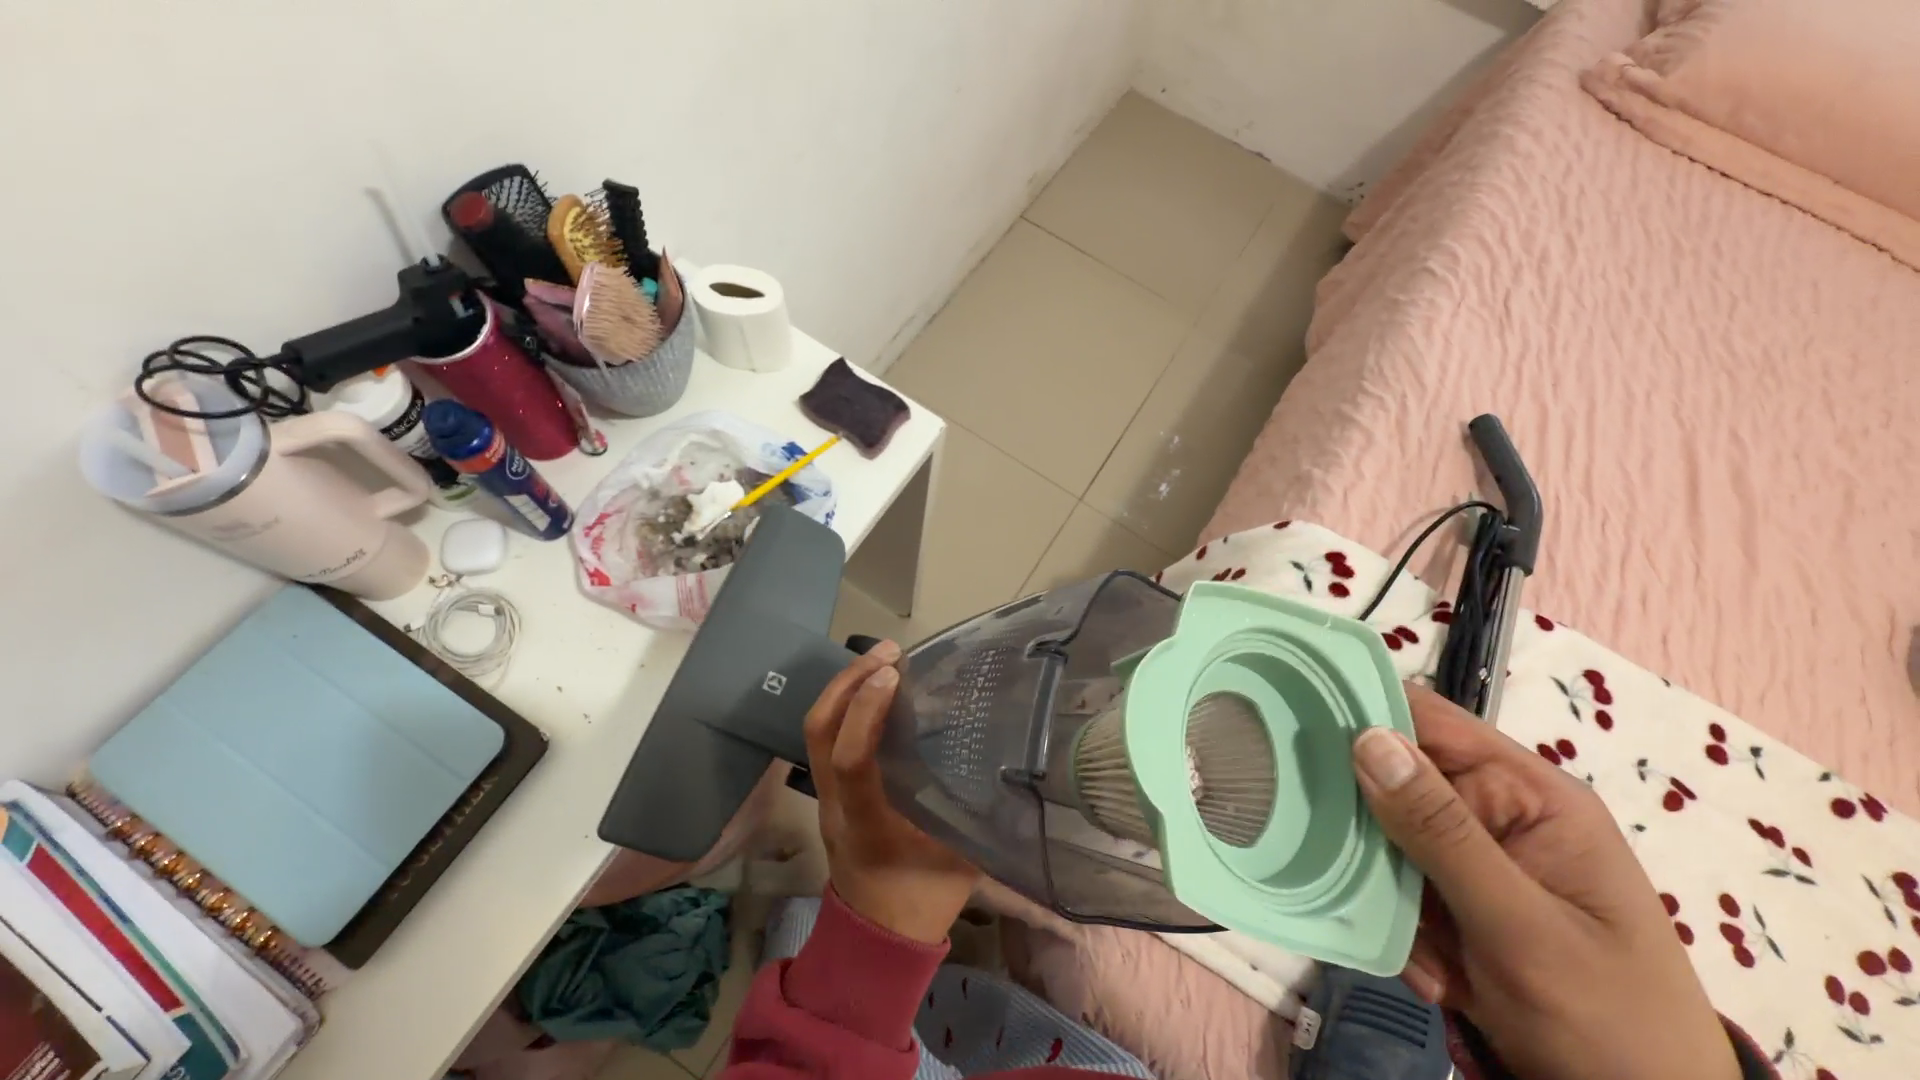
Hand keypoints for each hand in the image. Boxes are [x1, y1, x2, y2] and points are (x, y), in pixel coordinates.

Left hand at [802, 640, 979, 943]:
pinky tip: (876, 691)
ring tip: (881, 660)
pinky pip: (825, 739)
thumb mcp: (960, 858)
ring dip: (844, 688)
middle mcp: (836, 805)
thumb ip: (974, 809)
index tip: (894, 675)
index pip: (851, 760)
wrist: (878, 936)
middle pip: (818, 733)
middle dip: (848, 683)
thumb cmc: (925, 898)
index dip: (866, 711)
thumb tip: (1004, 759)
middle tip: (888, 652)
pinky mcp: (828, 793)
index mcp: (868, 825)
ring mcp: (826, 798)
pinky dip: (846, 705)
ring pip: (815, 732)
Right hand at [1350, 684, 1740, 1079]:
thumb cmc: (1604, 1018)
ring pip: (1386, 844)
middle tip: (1364, 885)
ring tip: (1430, 961)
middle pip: (1394, 784)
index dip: (1364, 717)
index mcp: (1529, 795)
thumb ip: (1440, 831)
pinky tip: (1438, 977)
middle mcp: (1498, 813)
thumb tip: (1366, 738)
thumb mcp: (1519, 926)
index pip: (1430, 723)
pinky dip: (1403, 933)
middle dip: (1373, 839)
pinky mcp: (1458, 901)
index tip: (1297, 734)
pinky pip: (1397, 890)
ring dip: (1390, 900)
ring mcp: (1476, 859)